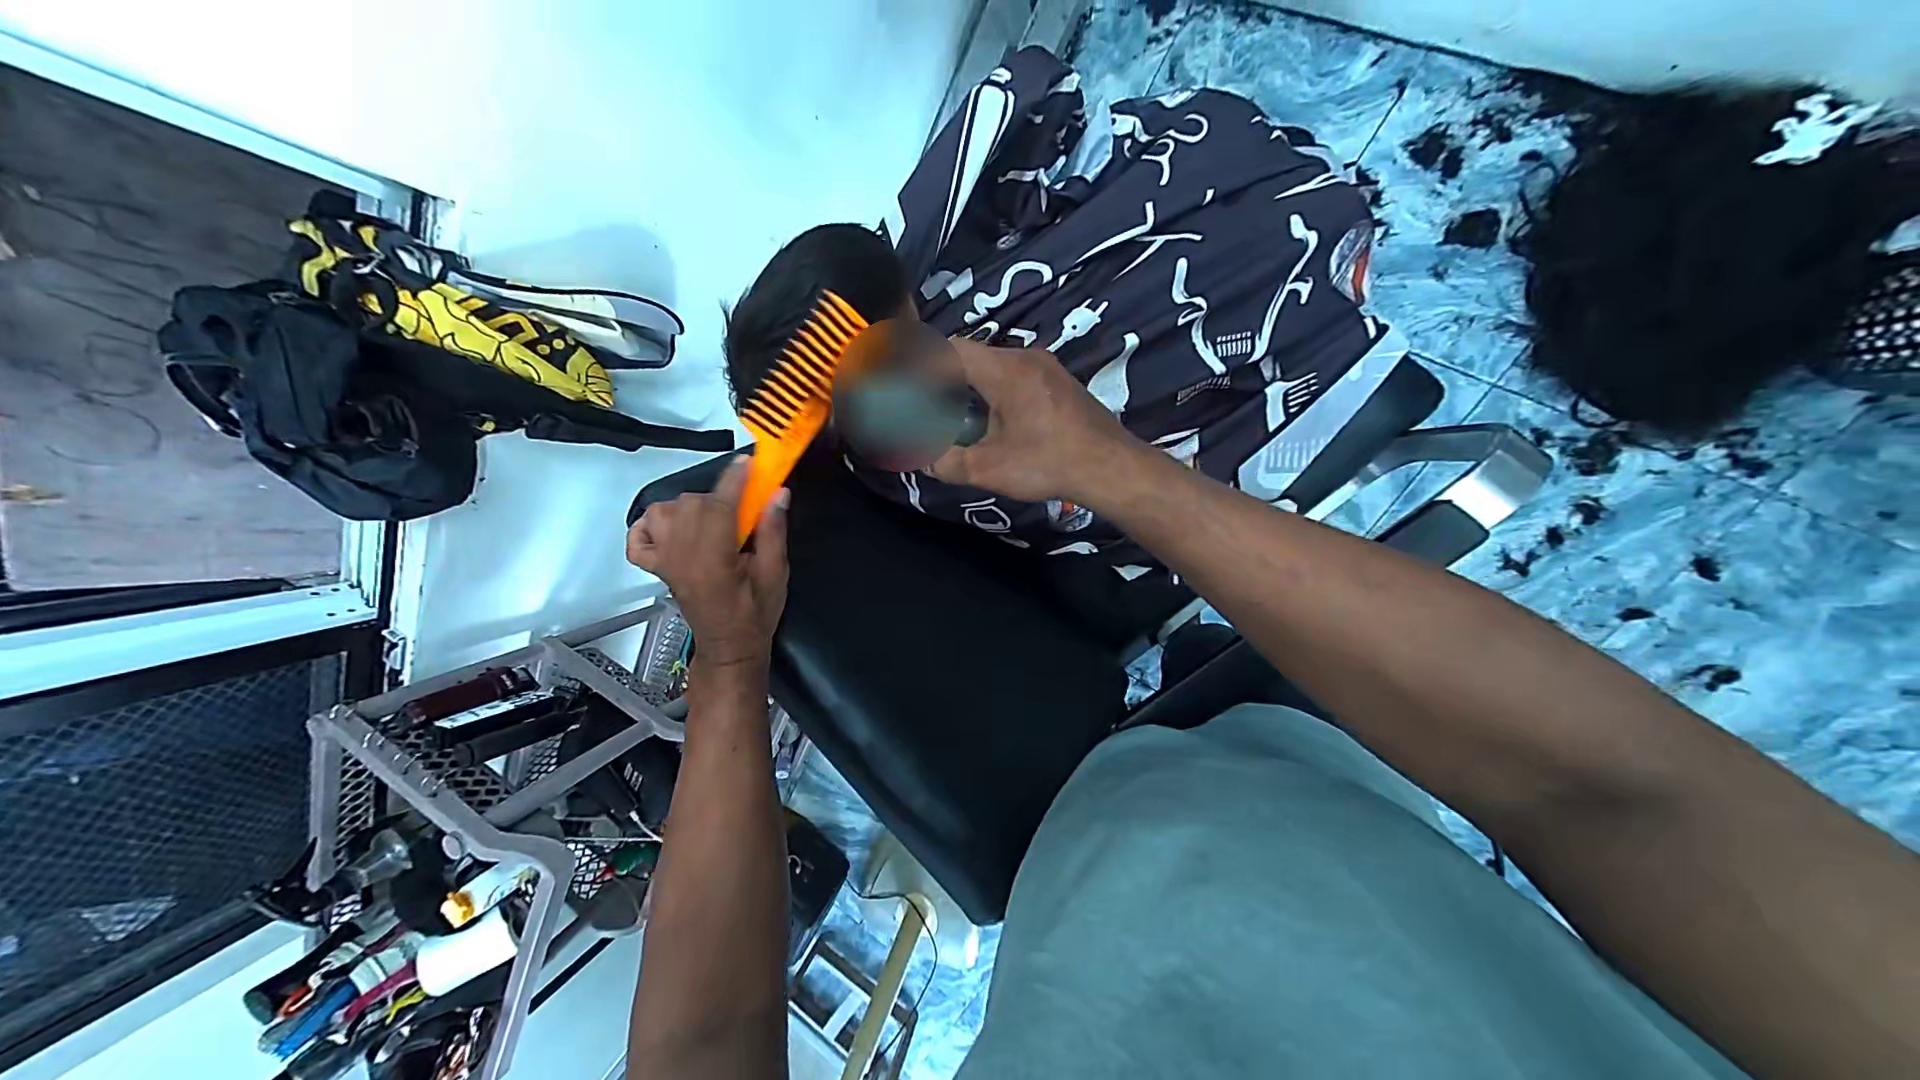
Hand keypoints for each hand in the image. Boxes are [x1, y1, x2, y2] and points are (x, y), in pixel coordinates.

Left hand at [626, 457, 788, 672]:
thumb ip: (773, 532)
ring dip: (688, 507)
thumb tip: (778, 493)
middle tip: (743, 509)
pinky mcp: (656, 568)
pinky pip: (638, 537)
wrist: (730, 646)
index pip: (719, 506)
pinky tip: (672, 527)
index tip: (748, 462)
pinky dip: (650, 525)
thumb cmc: (756, 613)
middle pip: (691, 504)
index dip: (735, 479)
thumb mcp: (776, 573)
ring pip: (664, 511)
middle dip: (720, 497)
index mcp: (714, 561)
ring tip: (712, 519)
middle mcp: (682, 557)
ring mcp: (664, 562)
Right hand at [929, 339, 1135, 504]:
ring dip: (970, 382)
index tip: (904, 378)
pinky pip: (1016, 374)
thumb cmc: (1048, 463)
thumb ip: (947, 463)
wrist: (1111, 467)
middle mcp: (1025, 358)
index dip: (921, 360)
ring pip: (995, 364)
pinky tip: (990, 417)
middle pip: (972, 354)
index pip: (949, 349)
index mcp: (1004, 370)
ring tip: (952, 410)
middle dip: (942, 373)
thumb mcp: (989, 468)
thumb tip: (924, 461)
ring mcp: (1046, 367)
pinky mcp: (1059, 383)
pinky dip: (993, 388)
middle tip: (923, 397)